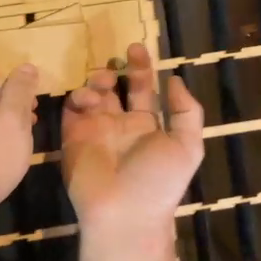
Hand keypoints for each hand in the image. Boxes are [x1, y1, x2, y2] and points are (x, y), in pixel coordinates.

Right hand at [61, 43, 203, 239]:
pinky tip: (90, 100)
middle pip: (115, 87)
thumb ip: (186, 111)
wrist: (124, 213)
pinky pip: (72, 108)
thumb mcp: (188, 146)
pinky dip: (79, 96)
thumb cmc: (158, 180)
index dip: (142, 68)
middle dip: (116, 69)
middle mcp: (120, 124)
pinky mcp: (73, 136)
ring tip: (104, 80)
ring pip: (93, 93)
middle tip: (117, 57)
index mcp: (147, 126)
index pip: (142, 89)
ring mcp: (95, 129)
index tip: (137, 48)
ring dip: (98, 81)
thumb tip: (175, 80)